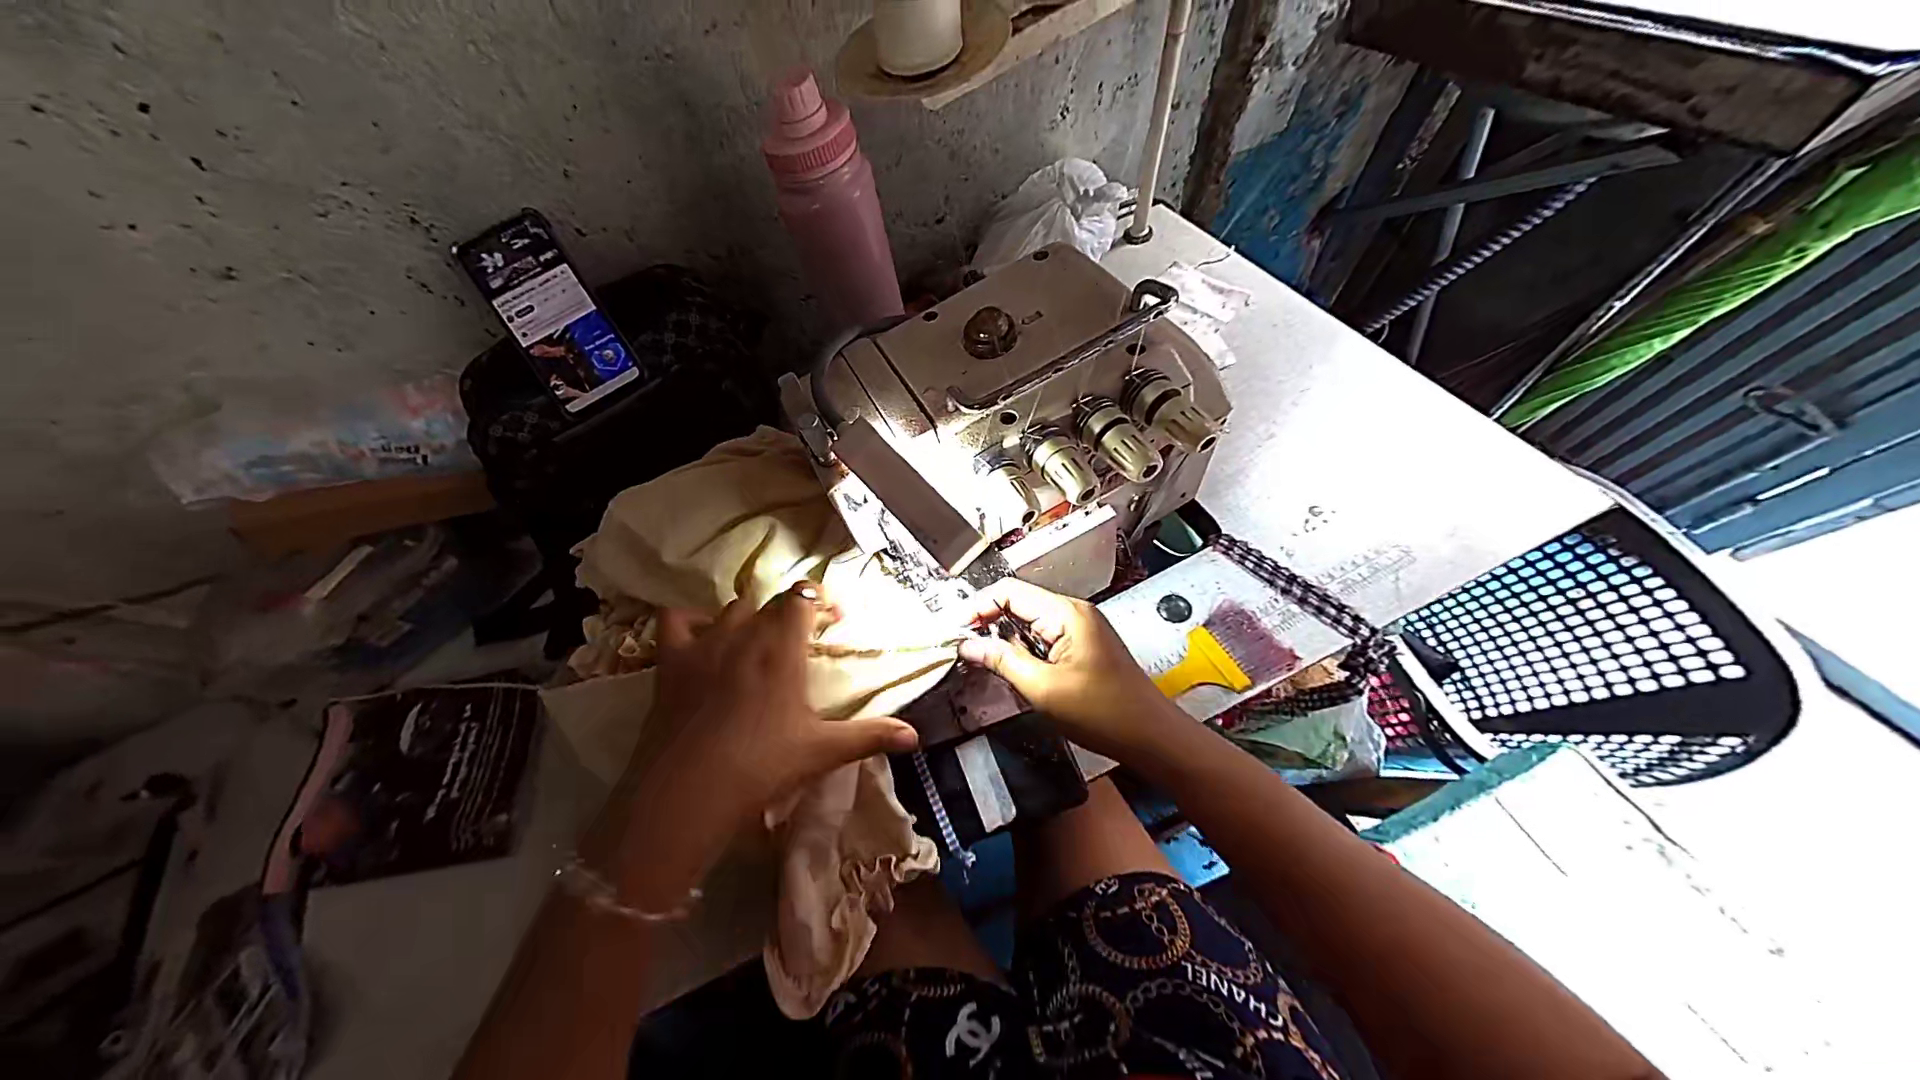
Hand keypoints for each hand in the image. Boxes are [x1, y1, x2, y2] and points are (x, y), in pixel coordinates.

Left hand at [642, 582, 920, 825]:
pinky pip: (676, 620)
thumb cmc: (762, 766)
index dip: (822, 599)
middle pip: (770, 601)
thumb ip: (870, 736)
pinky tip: (703, 640)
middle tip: (803, 642)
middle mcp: (743, 633)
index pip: (803, 596)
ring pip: (731, 608)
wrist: (685, 794)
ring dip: (749, 618)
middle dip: (791, 613)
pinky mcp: (669, 661)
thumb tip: (914, 736)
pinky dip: (692, 621)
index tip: (835, 621)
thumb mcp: (822, 751)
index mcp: (781, 645)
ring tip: (758, 645)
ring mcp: (702, 644)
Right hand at [957, 578, 1178, 760]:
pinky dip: (1023, 651)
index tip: (957, 629)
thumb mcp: (1043, 688)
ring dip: (1004, 639)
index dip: (978, 606)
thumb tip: (969, 645)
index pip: (1010, 591)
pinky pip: (1043, 640)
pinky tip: (1012, 669)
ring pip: (1029, 624)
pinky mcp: (1081, 649)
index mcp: (1067, 613)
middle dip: (988, 622)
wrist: (1151, 737)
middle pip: (1018, 604)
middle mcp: (1074, 614)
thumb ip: (1002, 660)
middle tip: (963, 646)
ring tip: (982, 659)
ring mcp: (1079, 631)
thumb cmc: (1106, 712)